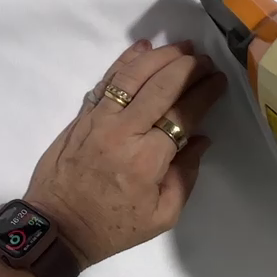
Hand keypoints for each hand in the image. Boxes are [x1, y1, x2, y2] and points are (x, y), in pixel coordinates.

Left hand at [23, 40, 225, 266]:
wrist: (57, 228)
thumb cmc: (113, 227)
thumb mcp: (162, 216)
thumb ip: (186, 175)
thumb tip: (200, 139)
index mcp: (148, 159)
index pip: (184, 113)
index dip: (205, 92)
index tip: (219, 80)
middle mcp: (124, 131)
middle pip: (161, 85)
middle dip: (187, 67)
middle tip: (205, 59)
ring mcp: (99, 120)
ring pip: (132, 75)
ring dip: (159, 56)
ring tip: (180, 48)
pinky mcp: (82, 116)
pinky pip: (106, 81)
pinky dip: (125, 61)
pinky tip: (142, 48)